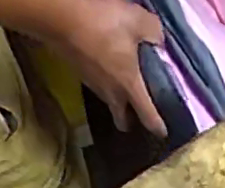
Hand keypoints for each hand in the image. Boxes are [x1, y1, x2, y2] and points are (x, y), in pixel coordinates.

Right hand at [40, 0, 166, 135]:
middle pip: (121, 119)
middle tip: (135, 113)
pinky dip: (104, 81)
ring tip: (123, 83)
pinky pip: (98, 85)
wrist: (61, 18)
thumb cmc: (102, 24)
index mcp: (130, 87)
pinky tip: (107, 66)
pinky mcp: (81, 75)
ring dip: (117, 98)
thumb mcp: (136, 20)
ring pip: (110, 102)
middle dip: (128, 122)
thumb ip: (153, 31)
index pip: (148, 117)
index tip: (162, 133)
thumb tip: (159, 40)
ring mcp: (94, 86)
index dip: (157, 127)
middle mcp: (112, 94)